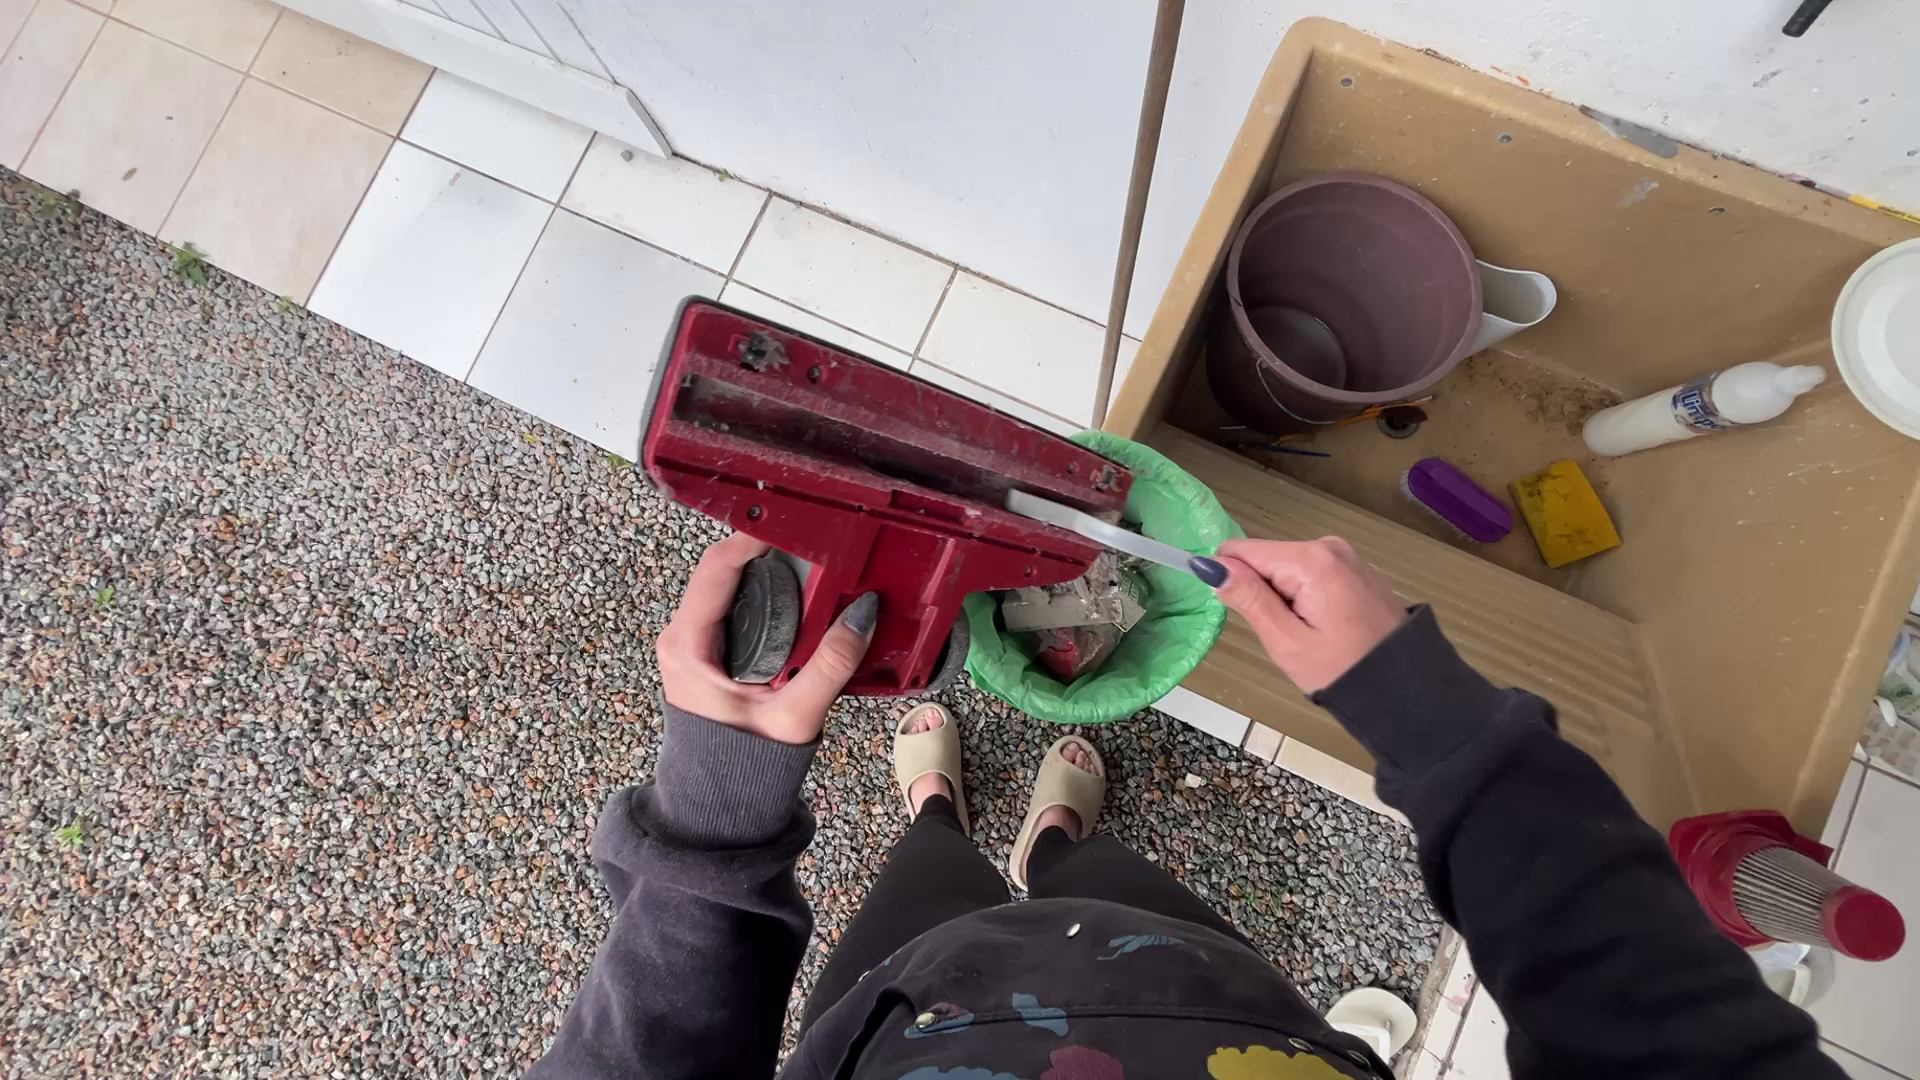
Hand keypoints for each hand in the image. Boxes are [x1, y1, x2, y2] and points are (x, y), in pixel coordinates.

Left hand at [657, 532, 877, 744]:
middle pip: (726, 569)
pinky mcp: (712, 652)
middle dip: (771, 552)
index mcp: (689, 645)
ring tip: (815, 565)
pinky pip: (739, 607)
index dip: (755, 538)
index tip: (794, 523)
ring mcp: (696, 643)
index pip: (718, 568)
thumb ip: (830, 665)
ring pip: (733, 586)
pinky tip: (802, 598)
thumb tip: (861, 615)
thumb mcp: (793, 715)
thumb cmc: (742, 763)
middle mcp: (684, 637)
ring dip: (772, 573)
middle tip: (815, 543)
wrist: (718, 805)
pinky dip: (770, 596)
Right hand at [1206, 536, 1406, 693]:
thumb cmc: (1342, 671)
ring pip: (1283, 567)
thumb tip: (1209, 566)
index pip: (1240, 551)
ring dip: (1282, 596)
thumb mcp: (1286, 641)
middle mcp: (1327, 545)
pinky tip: (1324, 623)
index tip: (1243, 613)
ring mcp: (1345, 555)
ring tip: (1306, 630)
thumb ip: (1249, 598)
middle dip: (1261, 591)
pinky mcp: (1354, 567)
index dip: (1230, 580)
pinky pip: (1308, 572)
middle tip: (1285, 631)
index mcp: (1309, 559)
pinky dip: (1304, 595)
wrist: (1409, 692)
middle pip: (1263, 558)